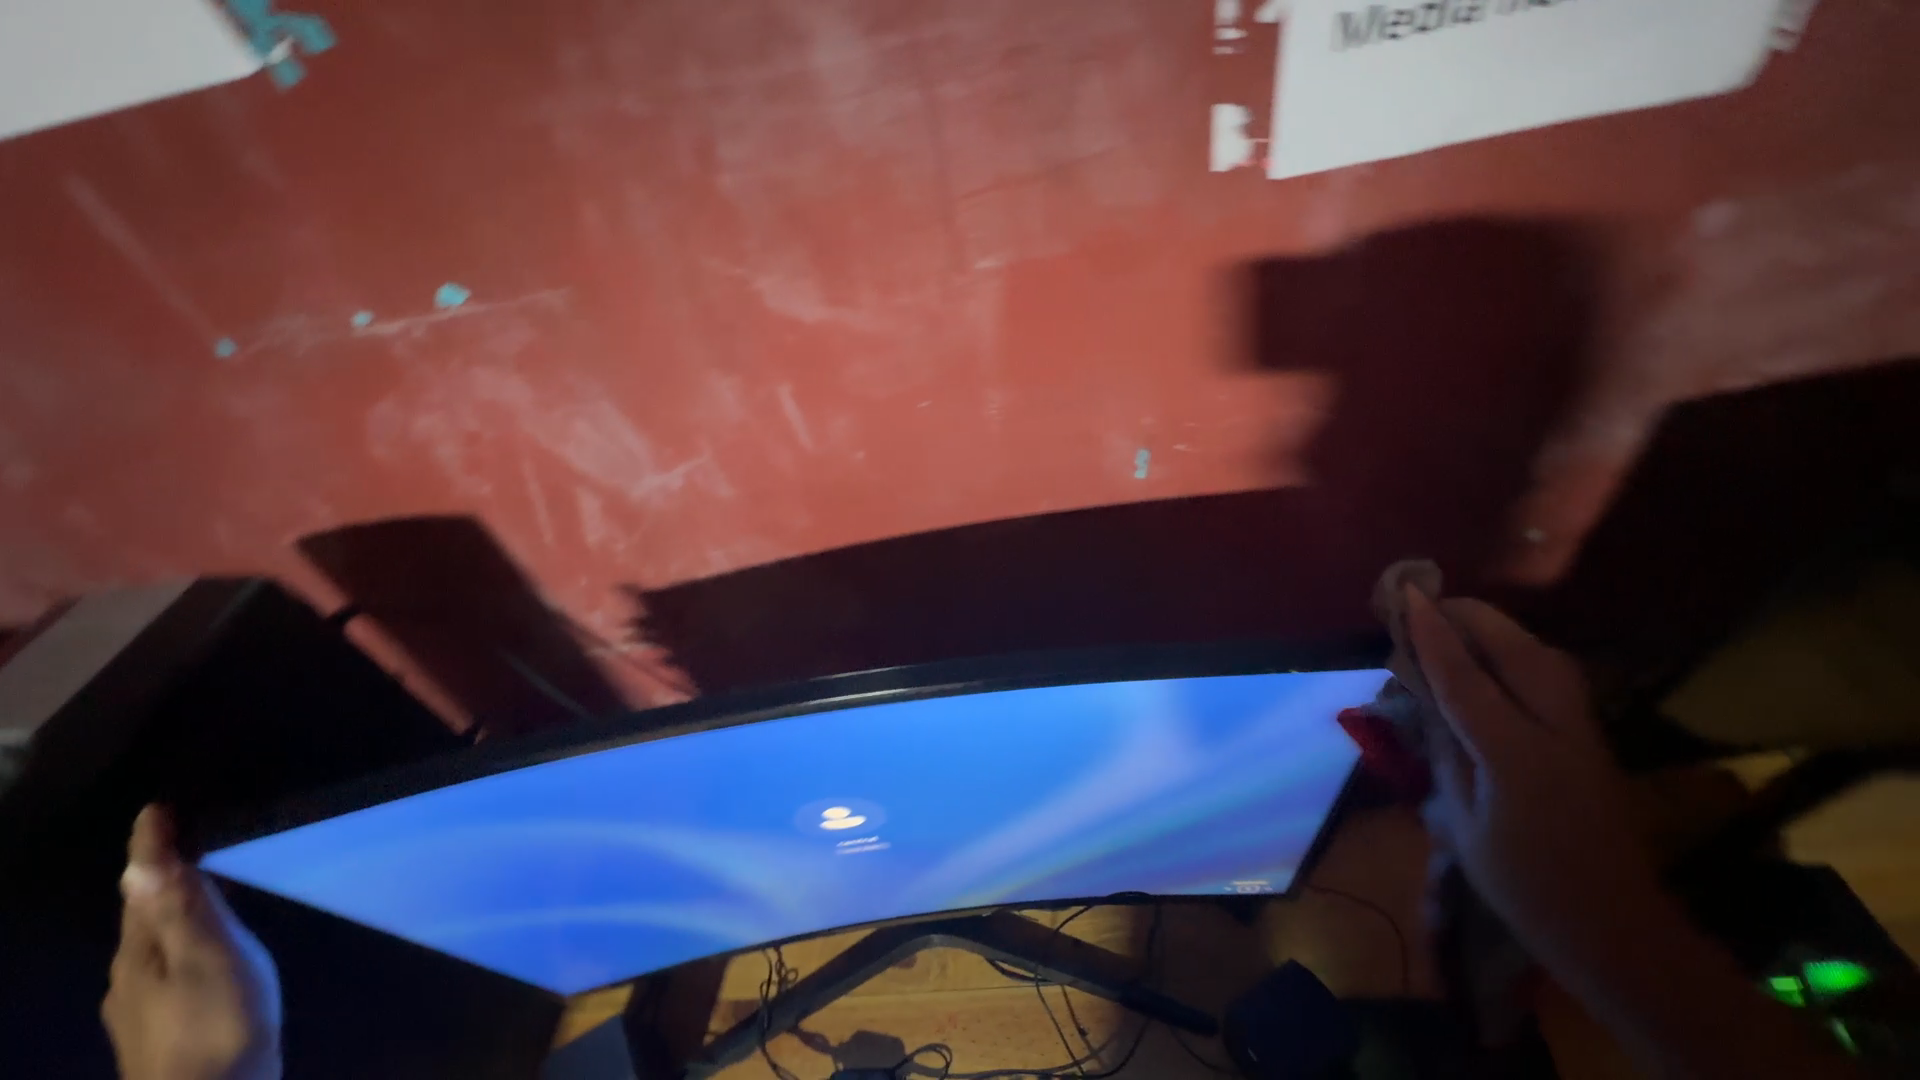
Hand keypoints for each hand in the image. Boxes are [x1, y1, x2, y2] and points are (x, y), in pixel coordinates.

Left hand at [103, 806, 281, 1079]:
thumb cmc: (215, 1022)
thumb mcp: (209, 959)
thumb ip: (182, 912)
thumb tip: (144, 862)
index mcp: (141, 953)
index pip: (142, 887)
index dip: (150, 848)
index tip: (156, 809)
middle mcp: (130, 976)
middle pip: (142, 915)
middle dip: (157, 878)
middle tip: (181, 840)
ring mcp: (143, 1006)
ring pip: (151, 943)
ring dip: (169, 910)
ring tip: (198, 886)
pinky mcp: (164, 1027)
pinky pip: (165, 965)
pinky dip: (179, 939)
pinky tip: (202, 951)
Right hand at [1405, 589, 1661, 960]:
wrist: (1614, 927)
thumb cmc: (1522, 886)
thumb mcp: (1463, 825)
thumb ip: (1446, 753)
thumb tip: (1425, 700)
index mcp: (1516, 758)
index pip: (1465, 678)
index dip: (1431, 633)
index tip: (1405, 594)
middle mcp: (1557, 732)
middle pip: (1517, 650)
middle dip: (1468, 617)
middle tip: (1422, 604)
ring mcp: (1584, 732)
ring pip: (1543, 655)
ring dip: (1494, 630)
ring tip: (1449, 624)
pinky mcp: (1592, 738)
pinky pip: (1551, 675)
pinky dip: (1514, 652)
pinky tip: (1487, 660)